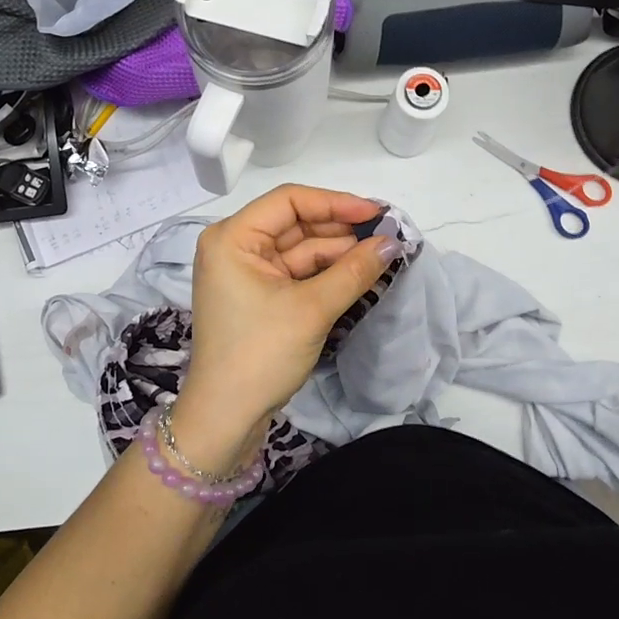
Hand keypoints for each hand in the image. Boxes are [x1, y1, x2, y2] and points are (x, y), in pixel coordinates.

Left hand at [174, 185, 400, 443]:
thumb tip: (393, 243)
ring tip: (381, 255)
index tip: (377, 213)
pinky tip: (359, 274)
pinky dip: (326, 274)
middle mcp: (234, 247)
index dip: (335, 203)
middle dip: (340, 229)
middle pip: (295, 224)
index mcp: (232, 237)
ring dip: (338, 253)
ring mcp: (245, 274)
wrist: (225, 417)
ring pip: (299, 250)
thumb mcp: (311, 309)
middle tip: (387, 235)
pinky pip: (296, 273)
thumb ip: (354, 271)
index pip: (289, 201)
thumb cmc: (260, 353)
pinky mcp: (257, 298)